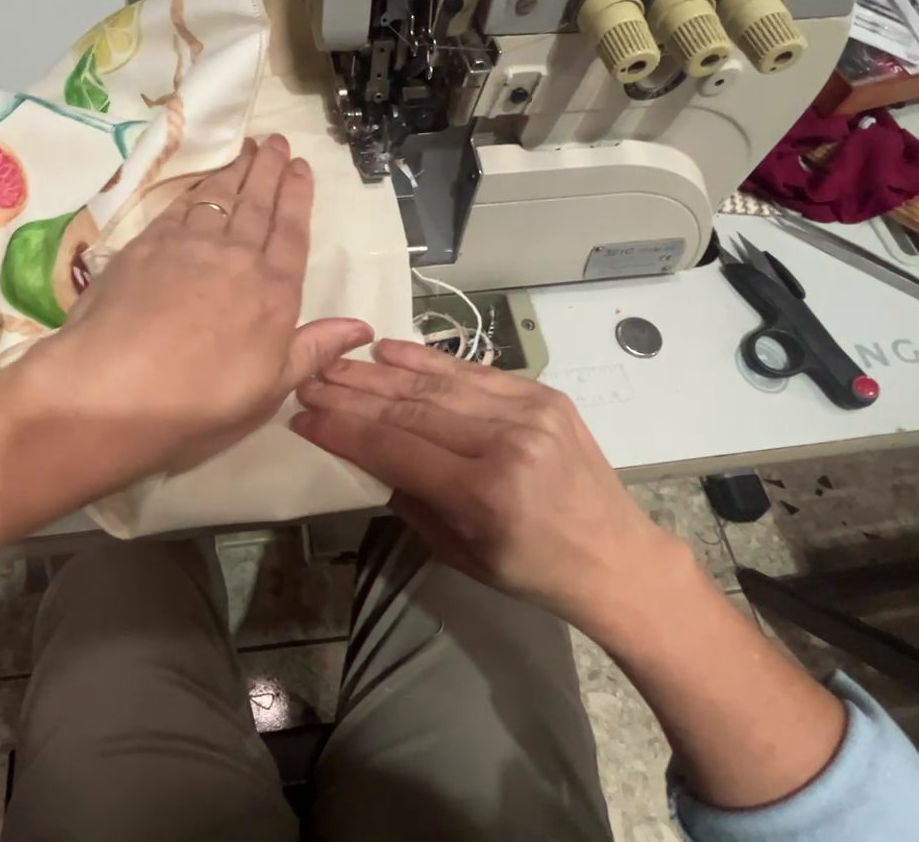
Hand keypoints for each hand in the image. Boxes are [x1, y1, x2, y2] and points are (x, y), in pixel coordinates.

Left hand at [24, 134, 371, 478]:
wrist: (112, 389)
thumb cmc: (199, 403)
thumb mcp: (269, 391)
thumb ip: (313, 351)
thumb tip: (363, 328)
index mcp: (274, 294)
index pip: (291, 233)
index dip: (297, 197)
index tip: (301, 167)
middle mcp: (237, 259)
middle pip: (258, 205)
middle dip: (270, 171)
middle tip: (278, 142)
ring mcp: (188, 247)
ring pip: (220, 197)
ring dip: (237, 170)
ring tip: (249, 148)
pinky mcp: (145, 245)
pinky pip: (180, 206)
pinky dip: (196, 188)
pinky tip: (201, 182)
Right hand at [290, 339, 685, 626]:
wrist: (616, 555)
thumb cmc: (530, 569)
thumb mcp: (457, 552)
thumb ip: (408, 498)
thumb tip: (363, 452)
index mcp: (485, 494)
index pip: (394, 448)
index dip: (342, 429)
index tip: (302, 416)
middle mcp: (507, 443)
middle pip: (410, 408)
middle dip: (351, 394)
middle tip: (309, 380)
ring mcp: (530, 412)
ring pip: (437, 383)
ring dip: (379, 371)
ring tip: (338, 363)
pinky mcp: (542, 394)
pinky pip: (473, 370)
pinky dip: (427, 358)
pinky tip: (390, 349)